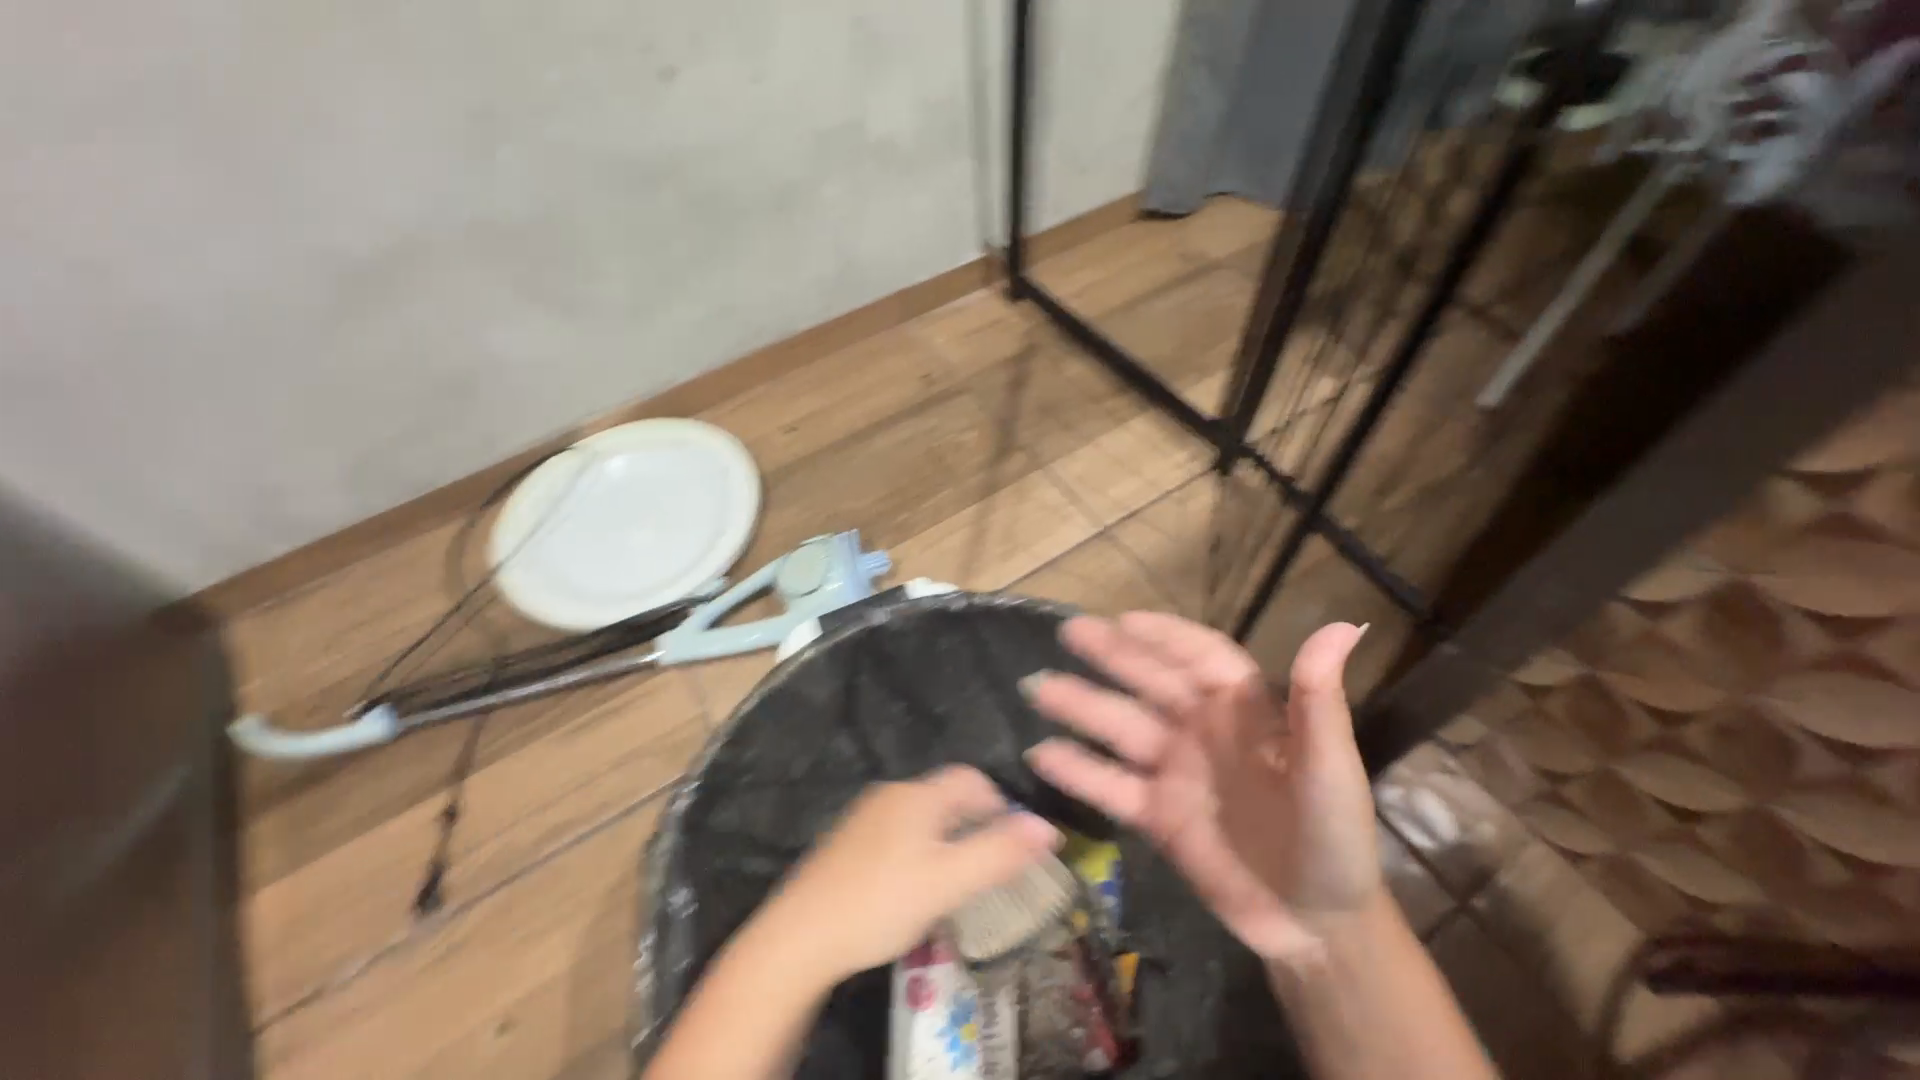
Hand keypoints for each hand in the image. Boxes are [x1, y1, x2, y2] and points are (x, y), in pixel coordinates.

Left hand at [761, 765, 1062, 982]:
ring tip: (959, 882)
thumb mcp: (949, 882)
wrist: (799, 937)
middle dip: (976, 824)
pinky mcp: (848, 844)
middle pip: (947, 796)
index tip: (1015, 842)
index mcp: (918, 795)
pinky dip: (920, 852)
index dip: (1001, 803)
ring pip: (922, 818)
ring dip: (948, 840)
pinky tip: (915, 890)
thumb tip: (1049, 828)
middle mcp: (890, 794)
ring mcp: (864, 818)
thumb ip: (999, 853)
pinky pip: (899, 835)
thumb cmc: (880, 904)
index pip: (972, 778)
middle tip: (992, 866)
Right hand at [1022, 614, 1378, 963]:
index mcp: (1248, 710)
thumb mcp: (1331, 771)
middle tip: (1069, 632)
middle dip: (1113, 657)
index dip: (1166, 638)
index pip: (1201, 659)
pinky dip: (1079, 770)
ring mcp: (1176, 773)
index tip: (1124, 620)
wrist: (1315, 925)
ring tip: (1041, 689)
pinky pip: (1112, 786)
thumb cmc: (1334, 840)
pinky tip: (1043, 754)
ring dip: (1083, 707)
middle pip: (1152, 683)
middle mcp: (1204, 731)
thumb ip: (1320, 703)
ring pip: (1123, 728)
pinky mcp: (1157, 816)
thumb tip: (1342, 626)